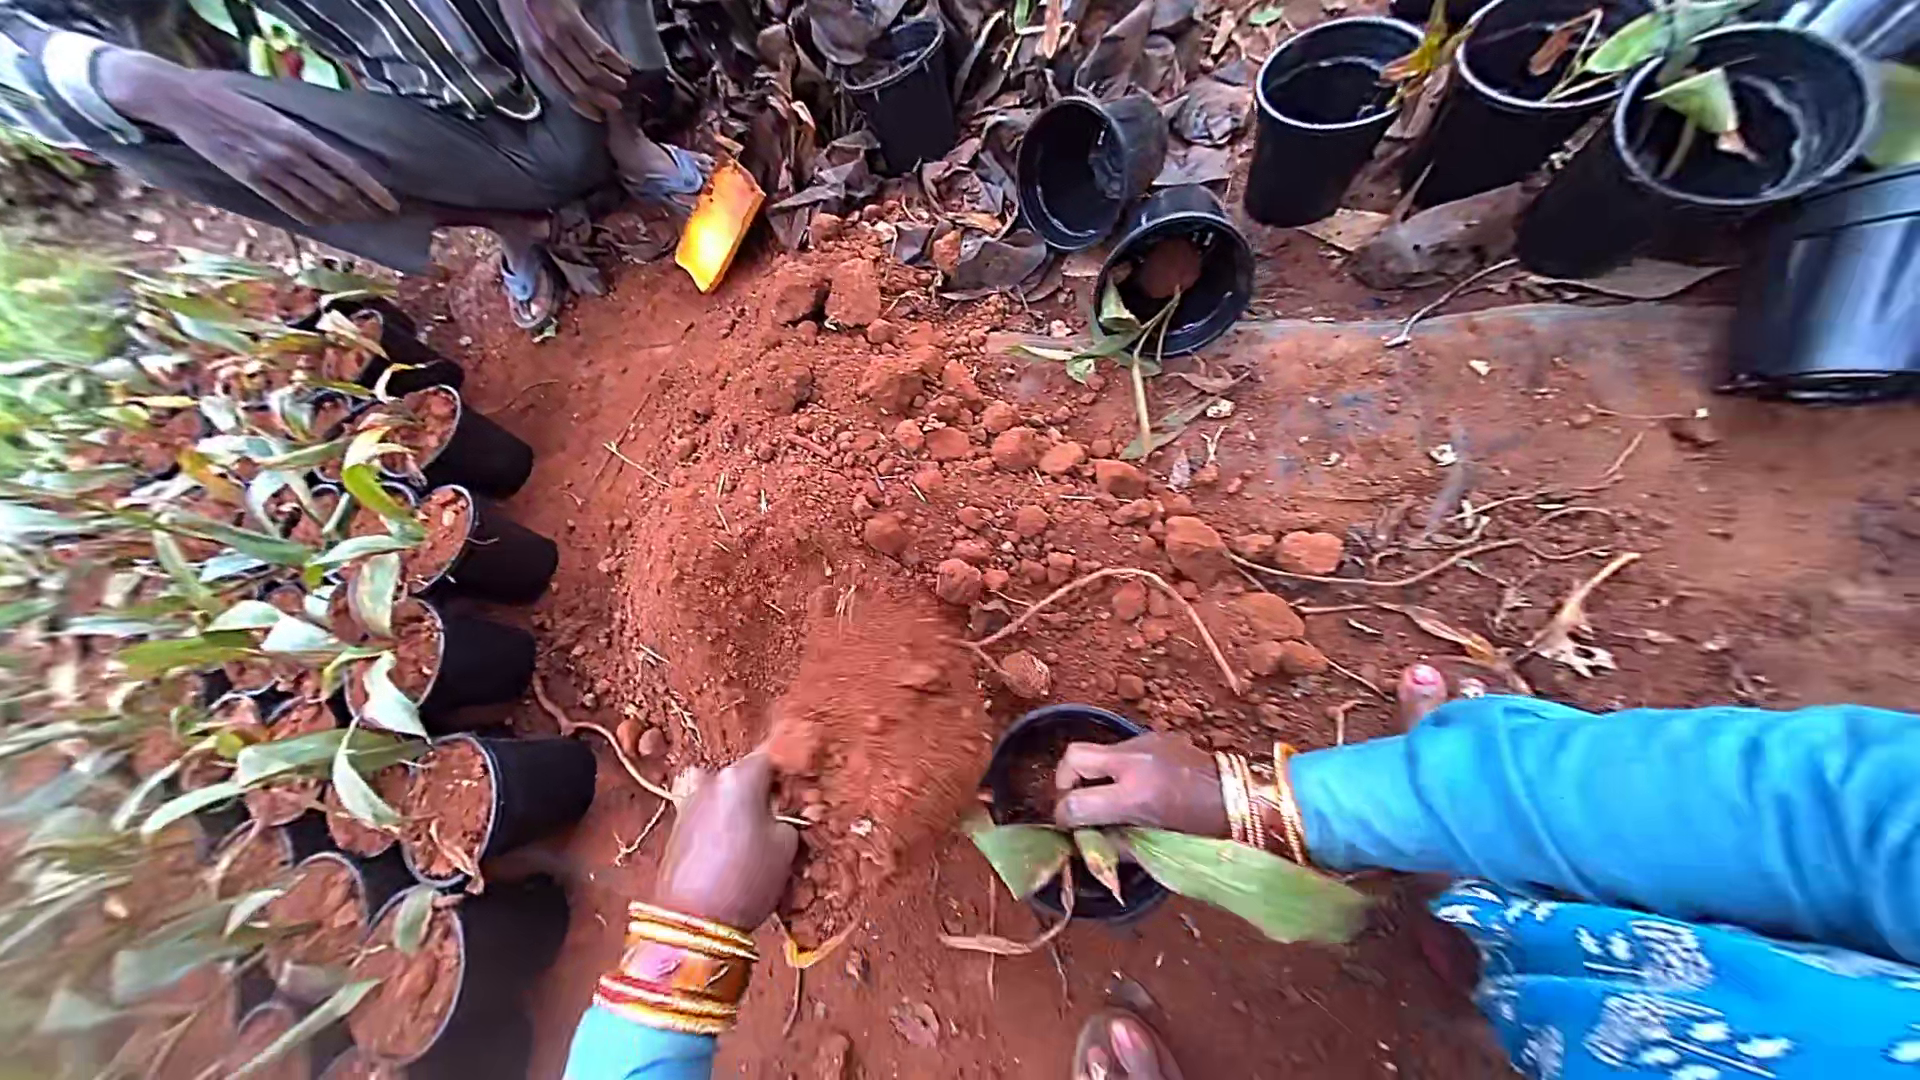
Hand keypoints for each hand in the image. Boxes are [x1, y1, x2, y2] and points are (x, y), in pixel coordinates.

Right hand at [96, 51, 396, 225]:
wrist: (175, 97)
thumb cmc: (233, 104)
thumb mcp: (277, 114)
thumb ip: (308, 139)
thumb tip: (345, 165)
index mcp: (298, 134)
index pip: (350, 169)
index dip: (376, 192)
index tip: (393, 207)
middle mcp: (287, 153)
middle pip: (341, 193)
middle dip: (365, 209)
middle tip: (378, 217)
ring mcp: (268, 168)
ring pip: (321, 204)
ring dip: (344, 216)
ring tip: (357, 219)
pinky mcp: (250, 179)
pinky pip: (293, 208)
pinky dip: (315, 218)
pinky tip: (326, 220)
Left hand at [498, 0, 628, 117]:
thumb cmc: (521, 0)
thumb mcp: (524, 31)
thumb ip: (541, 55)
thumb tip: (567, 80)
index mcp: (531, 53)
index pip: (561, 90)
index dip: (583, 108)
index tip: (599, 116)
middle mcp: (542, 47)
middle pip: (578, 85)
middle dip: (601, 99)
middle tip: (616, 104)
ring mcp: (555, 33)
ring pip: (589, 70)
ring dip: (610, 81)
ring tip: (622, 83)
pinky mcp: (567, 18)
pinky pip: (596, 48)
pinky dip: (614, 61)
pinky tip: (623, 65)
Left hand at [650, 750, 798, 929]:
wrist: (693, 925)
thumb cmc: (747, 879)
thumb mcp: (787, 843)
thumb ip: (788, 815)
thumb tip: (783, 811)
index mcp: (741, 775)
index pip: (774, 757)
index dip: (790, 774)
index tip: (801, 792)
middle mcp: (712, 780)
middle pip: (747, 773)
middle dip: (766, 789)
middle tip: (784, 814)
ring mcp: (690, 802)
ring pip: (727, 793)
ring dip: (742, 804)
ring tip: (758, 833)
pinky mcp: (677, 827)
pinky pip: (709, 812)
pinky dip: (722, 820)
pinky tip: (734, 845)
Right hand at [1052, 732, 1228, 837]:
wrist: (1243, 799)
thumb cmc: (1204, 831)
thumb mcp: (1157, 845)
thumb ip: (1115, 845)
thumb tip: (1084, 842)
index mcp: (1135, 796)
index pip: (1076, 802)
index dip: (1063, 815)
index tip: (1065, 824)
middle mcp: (1133, 762)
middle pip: (1073, 756)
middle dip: (1064, 779)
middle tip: (1073, 799)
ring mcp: (1143, 743)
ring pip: (1096, 750)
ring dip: (1092, 773)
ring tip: (1105, 796)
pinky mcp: (1154, 735)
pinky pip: (1121, 750)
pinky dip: (1117, 767)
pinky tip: (1134, 783)